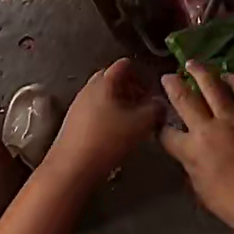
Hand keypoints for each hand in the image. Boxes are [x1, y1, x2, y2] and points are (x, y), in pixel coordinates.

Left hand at [44, 59, 162, 181]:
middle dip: (131, 88)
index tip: (152, 89)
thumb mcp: (141, 123)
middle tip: (144, 104)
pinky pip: (95, 109)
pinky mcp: (73, 122)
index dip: (142, 74)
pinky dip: (109, 114)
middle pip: (113, 79)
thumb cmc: (108, 140)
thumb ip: (156, 109)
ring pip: (104, 95)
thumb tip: (161, 103)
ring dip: (120, 103)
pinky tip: (117, 132)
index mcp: (104, 82)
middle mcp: (89, 88)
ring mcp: (78, 105)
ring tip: (133, 120)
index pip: (125, 65)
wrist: (71, 169)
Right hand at [160, 61, 233, 233]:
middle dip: (172, 85)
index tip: (158, 119)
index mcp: (191, 152)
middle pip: (184, 99)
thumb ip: (191, 166)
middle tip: (167, 76)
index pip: (167, 134)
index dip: (160, 127)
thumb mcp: (201, 190)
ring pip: (211, 85)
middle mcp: (208, 129)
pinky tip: (228, 74)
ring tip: (191, 63)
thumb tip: (187, 152)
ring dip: (199, 71)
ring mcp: (232, 119)